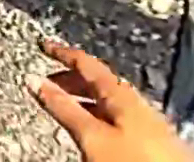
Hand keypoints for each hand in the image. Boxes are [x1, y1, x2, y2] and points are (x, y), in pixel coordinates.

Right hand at [27, 40, 193, 161]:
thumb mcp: (91, 136)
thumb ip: (62, 107)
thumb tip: (32, 78)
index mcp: (124, 95)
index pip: (87, 63)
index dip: (62, 53)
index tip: (43, 45)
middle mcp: (140, 105)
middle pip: (100, 83)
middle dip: (72, 80)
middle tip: (49, 82)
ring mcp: (154, 128)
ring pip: (112, 105)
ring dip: (87, 102)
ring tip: (68, 109)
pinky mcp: (161, 149)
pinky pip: (124, 123)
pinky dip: (102, 118)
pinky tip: (97, 131)